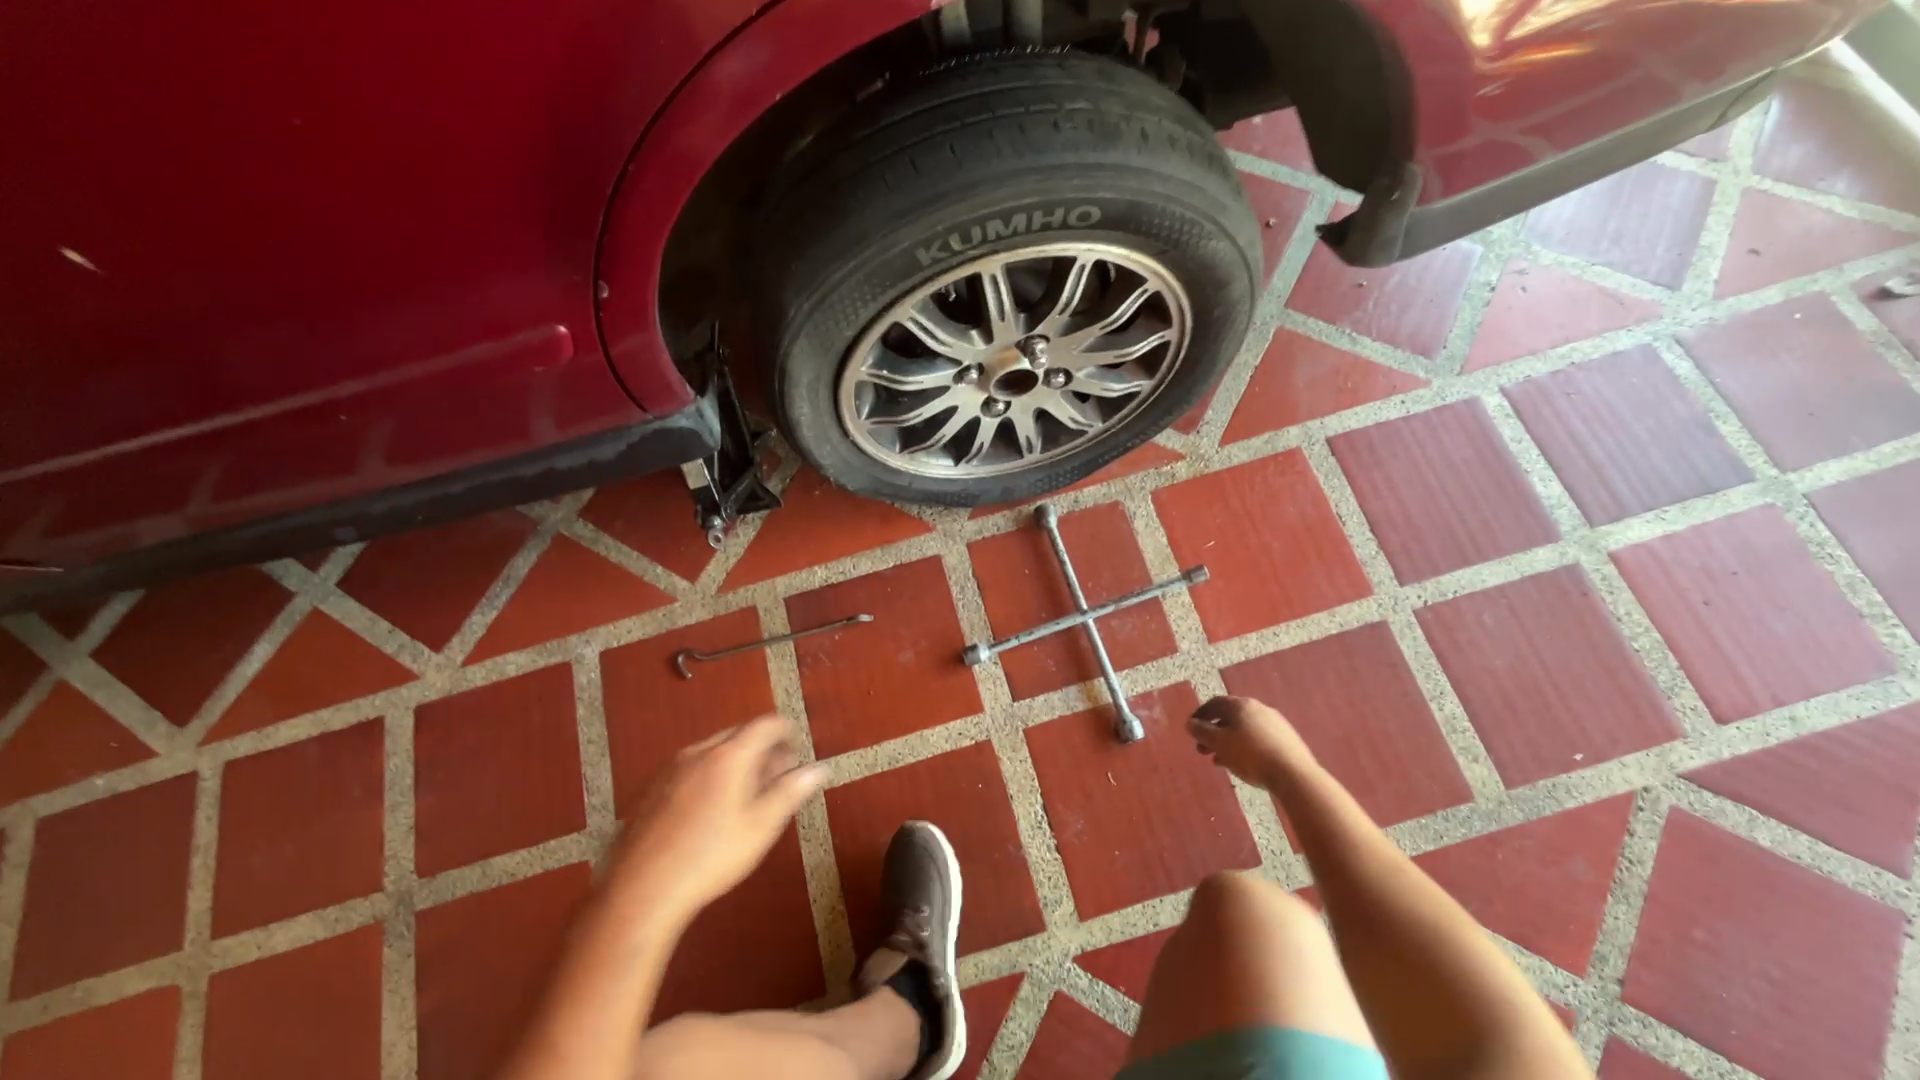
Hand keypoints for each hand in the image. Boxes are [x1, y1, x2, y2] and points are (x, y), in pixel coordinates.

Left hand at [607, 715, 826, 926]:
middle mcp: (698, 753)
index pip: (764, 725)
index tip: (797, 747)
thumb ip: (790, 792)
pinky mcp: (652, 789)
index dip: (786, 731)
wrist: (642, 888)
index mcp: (728, 756)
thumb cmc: (711, 857)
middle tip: (779, 772)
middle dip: (763, 748)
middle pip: (738, 735)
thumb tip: (818, 769)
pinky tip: (713, 809)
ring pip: (713, 752)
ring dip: (737, 762)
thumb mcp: (760, 827)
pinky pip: (691, 769)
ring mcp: (670, 769)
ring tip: (749, 792)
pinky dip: (712, 775)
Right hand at [1188, 696, 1315, 790]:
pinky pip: (1258, 739)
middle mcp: (1259, 709)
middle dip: (1214, 732)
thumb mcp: (1220, 743)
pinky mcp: (1286, 739)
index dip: (1200, 715)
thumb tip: (1190, 723)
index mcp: (1241, 705)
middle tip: (1202, 749)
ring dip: (1228, 742)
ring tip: (1219, 761)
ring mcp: (1275, 723)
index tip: (1191, 729)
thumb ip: (1202, 732)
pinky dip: (1245, 748)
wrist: (1293, 773)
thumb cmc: (1250, 755)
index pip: (1215, 703)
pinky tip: (1241, 764)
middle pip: (1230, 717)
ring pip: (1244, 730)